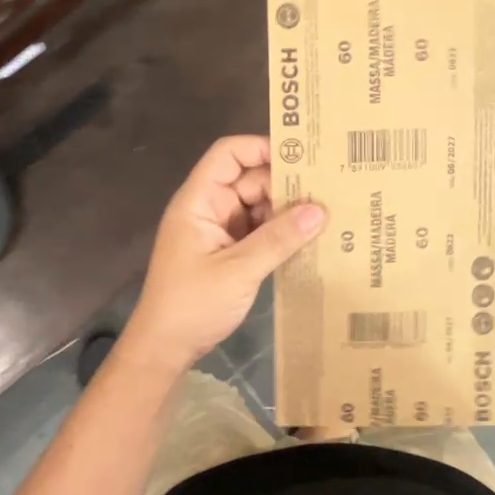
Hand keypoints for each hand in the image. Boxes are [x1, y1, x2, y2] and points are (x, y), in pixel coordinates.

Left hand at [122, 136, 325, 370]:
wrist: (165, 348)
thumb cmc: (192, 304)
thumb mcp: (238, 271)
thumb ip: (279, 239)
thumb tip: (320, 209)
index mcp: (199, 201)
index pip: (229, 154)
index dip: (261, 147)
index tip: (302, 156)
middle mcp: (209, 208)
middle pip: (250, 179)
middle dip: (284, 183)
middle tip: (329, 188)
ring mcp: (219, 231)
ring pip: (258, 205)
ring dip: (287, 209)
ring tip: (328, 211)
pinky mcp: (229, 253)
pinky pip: (259, 230)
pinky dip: (281, 232)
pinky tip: (311, 237)